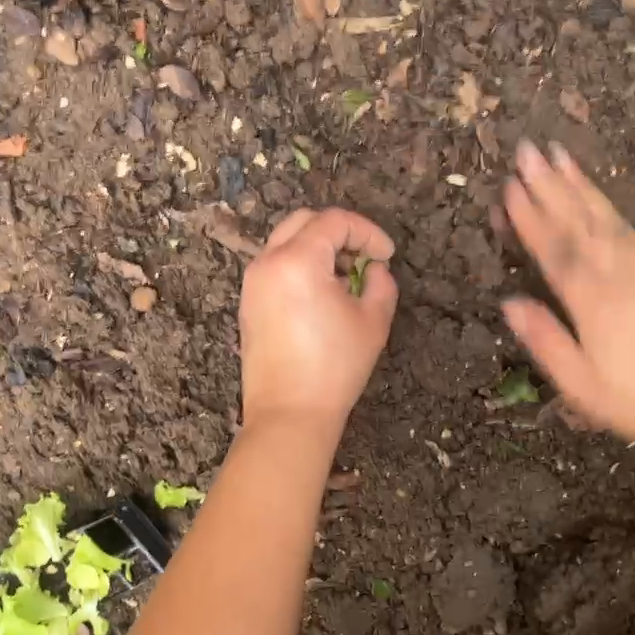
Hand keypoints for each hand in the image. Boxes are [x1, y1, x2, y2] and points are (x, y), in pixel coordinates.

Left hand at [239, 208, 397, 430]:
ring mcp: (252, 284)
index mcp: (297, 260)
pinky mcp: (248, 304)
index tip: (386, 256)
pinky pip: (275, 268)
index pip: (334, 221)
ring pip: (286, 243)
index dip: (367, 232)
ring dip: (318, 250)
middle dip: (339, 233)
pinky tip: (321, 298)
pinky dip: (300, 268)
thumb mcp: (373, 322)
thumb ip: (380, 284)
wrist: (289, 413)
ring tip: (345, 280)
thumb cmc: (334, 368)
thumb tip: (374, 270)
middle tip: (364, 259)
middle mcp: (267, 262)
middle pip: (304, 222)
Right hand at [499, 140, 634, 449]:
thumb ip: (546, 341)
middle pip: (578, 222)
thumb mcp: (581, 384)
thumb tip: (510, 303)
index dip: (530, 218)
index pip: (555, 250)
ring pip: (604, 217)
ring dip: (578, 185)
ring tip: (557, 155)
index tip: (508, 187)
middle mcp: (619, 274)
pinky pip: (626, 227)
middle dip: (550, 185)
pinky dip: (605, 204)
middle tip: (527, 150)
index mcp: (594, 301)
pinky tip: (593, 194)